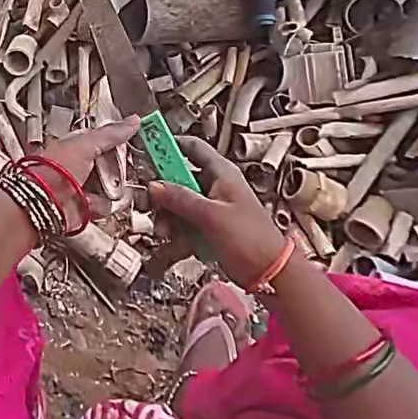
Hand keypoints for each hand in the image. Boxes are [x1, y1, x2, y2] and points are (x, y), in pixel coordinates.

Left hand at [28, 117, 139, 222]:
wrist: (45, 201)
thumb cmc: (55, 168)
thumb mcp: (86, 144)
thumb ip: (111, 133)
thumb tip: (132, 121)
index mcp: (76, 146)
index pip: (104, 141)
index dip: (119, 142)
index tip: (132, 141)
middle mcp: (80, 166)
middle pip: (111, 164)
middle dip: (119, 167)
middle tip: (125, 166)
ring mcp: (83, 187)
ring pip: (111, 186)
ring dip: (112, 187)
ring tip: (109, 185)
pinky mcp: (86, 207)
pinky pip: (106, 204)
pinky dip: (101, 203)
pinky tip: (92, 199)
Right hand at [146, 137, 289, 289]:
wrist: (271, 273)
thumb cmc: (248, 238)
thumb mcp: (212, 216)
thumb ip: (181, 199)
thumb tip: (153, 185)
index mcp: (221, 173)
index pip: (192, 147)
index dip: (169, 145)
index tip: (147, 150)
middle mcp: (214, 185)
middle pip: (179, 177)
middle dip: (162, 190)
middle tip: (147, 202)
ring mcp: (211, 206)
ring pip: (178, 201)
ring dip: (167, 214)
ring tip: (163, 229)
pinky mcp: (208, 225)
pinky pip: (184, 220)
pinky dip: (176, 228)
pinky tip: (171, 239)